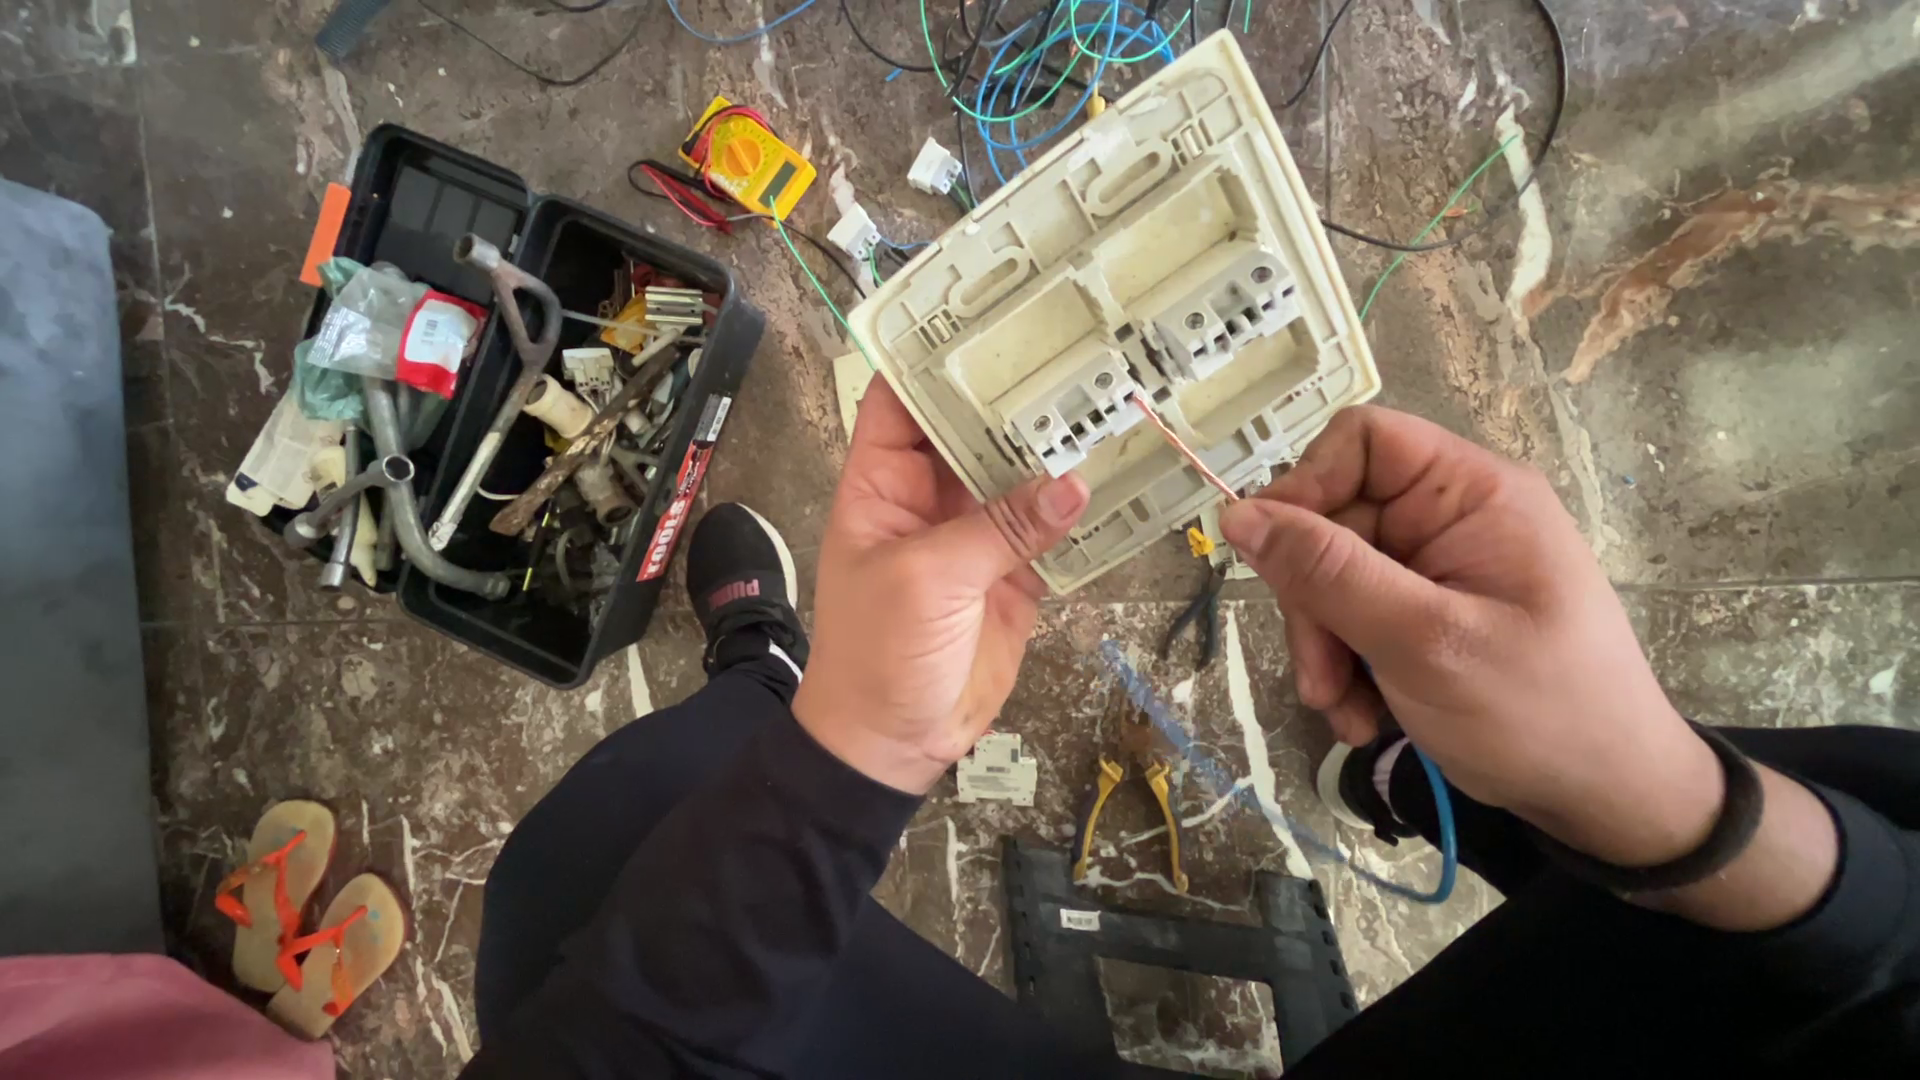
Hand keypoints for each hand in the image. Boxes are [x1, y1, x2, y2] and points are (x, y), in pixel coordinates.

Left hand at [792, 380, 1089, 794]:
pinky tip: (1119, 473)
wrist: (896, 739)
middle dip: (1015, 394)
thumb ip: (998, 528)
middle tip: (1075, 349)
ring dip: (1054, 447)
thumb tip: (1074, 483)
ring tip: (1110, 397)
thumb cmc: (878, 652)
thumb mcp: (926, 579)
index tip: (988, 314)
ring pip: (1017, 474)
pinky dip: (1079, 507)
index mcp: (883, 481)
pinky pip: (1049, 527)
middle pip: (972, 427)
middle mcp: (931, 494)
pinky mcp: (1012, 570)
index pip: (903, 398)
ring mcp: (975, 531)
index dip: (936, 354)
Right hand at [1220, 405, 1721, 866]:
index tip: (1272, 554)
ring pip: (1325, 577)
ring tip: (1345, 709)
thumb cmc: (1539, 713)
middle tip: (1320, 678)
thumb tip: (1236, 515)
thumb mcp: (1424, 641)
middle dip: (1313, 603)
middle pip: (1329, 522)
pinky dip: (1339, 665)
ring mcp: (1426, 566)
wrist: (1603, 801)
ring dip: (1321, 647)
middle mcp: (1443, 518)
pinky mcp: (1412, 610)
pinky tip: (1361, 712)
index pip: (1362, 442)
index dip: (1306, 486)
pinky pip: (1343, 616)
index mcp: (1470, 494)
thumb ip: (1328, 573)